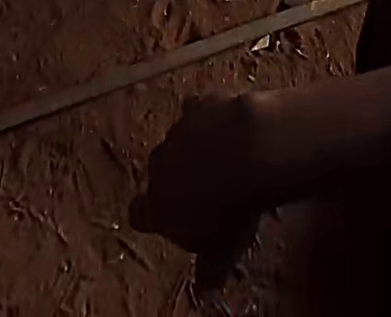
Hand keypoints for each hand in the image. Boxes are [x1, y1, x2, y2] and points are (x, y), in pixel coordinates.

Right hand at [129, 94, 264, 257]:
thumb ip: (207, 269)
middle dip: (176, 176)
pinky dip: (208, 113)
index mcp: (156, 206)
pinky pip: (198, 109)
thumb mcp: (221, 251)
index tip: (173, 217)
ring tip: (222, 154)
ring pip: (178, 139)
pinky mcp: (200, 104)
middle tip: (204, 186)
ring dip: (194, 144)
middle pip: (159, 171)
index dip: (155, 214)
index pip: (140, 213)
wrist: (250, 151)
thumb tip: (204, 287)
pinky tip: (225, 119)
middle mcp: (159, 165)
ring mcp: (178, 131)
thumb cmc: (233, 209)